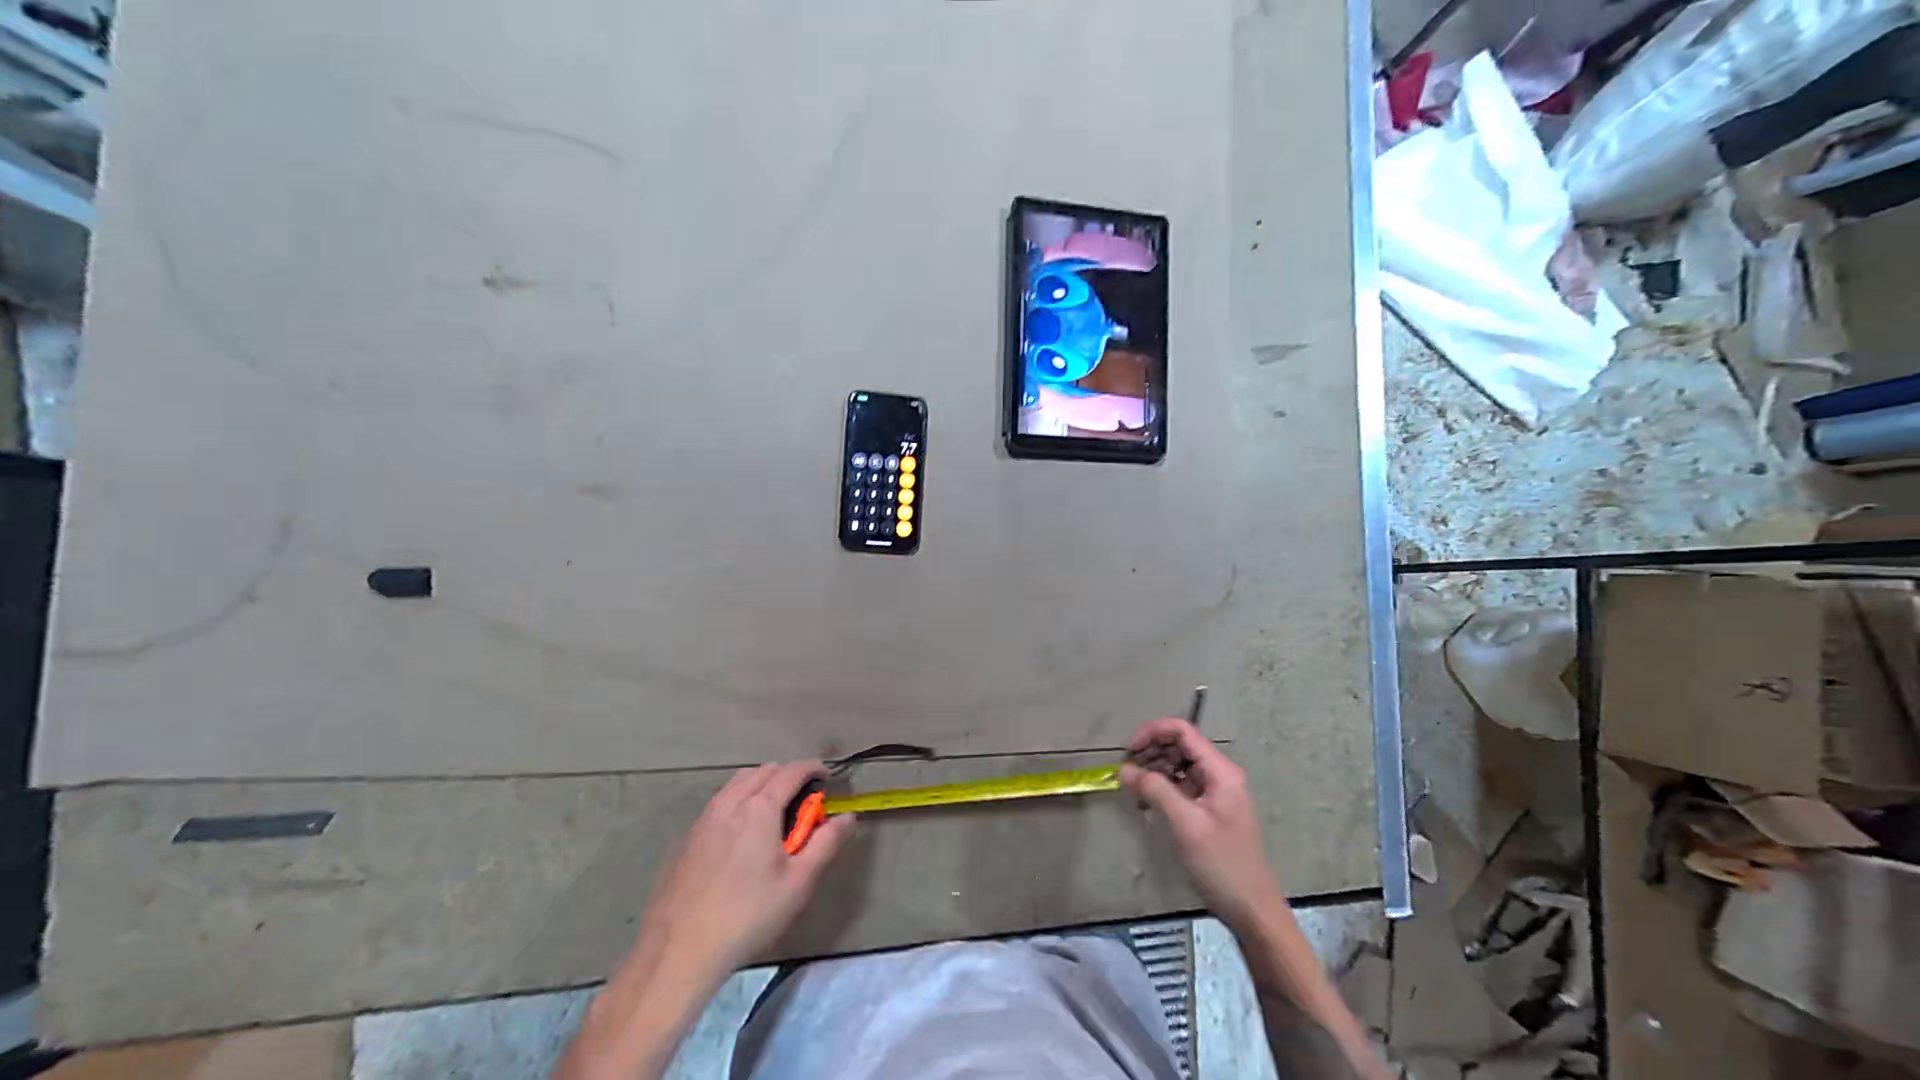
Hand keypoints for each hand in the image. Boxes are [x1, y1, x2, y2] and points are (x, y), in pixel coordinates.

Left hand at [635, 762, 855, 979]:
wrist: (679, 951)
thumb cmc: (748, 916)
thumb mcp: (799, 883)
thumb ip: (826, 843)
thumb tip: (847, 817)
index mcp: (759, 808)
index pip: (791, 771)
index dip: (813, 768)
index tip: (827, 778)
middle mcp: (729, 803)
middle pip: (762, 772)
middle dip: (787, 775)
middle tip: (804, 800)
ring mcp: (702, 820)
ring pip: (736, 784)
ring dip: (760, 785)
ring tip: (774, 814)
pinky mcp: (685, 840)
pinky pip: (718, 804)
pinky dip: (737, 802)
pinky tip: (740, 836)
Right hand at [1121, 717, 1283, 928]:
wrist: (1251, 909)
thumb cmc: (1221, 864)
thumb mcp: (1185, 824)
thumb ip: (1155, 790)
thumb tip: (1125, 768)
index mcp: (1221, 772)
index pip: (1183, 732)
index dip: (1152, 732)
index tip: (1128, 749)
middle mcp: (1221, 775)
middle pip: (1181, 745)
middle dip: (1151, 750)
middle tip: (1128, 769)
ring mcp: (1217, 793)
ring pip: (1180, 765)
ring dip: (1155, 768)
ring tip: (1134, 786)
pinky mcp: (1211, 810)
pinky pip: (1183, 785)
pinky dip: (1163, 786)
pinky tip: (1148, 801)